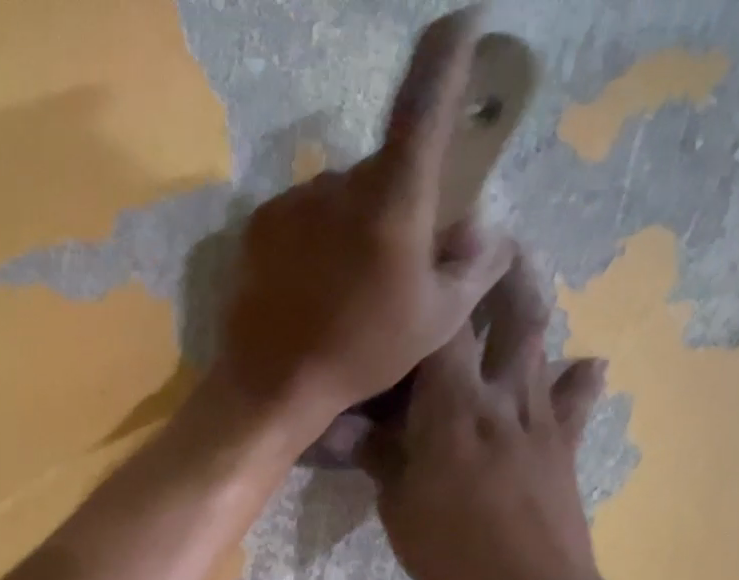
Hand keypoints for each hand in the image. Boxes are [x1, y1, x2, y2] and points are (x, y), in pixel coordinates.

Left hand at [211, 6, 512, 436]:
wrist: (270, 384)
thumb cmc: (362, 353)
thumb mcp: (440, 317)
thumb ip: (475, 262)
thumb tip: (482, 227)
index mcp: (393, 199)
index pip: (424, 103)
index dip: (447, 56)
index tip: (464, 21)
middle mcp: (337, 184)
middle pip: (381, 169)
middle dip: (396, 200)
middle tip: (396, 260)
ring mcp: (291, 203)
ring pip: (338, 195)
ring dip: (351, 221)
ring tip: (346, 283)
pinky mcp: (256, 226)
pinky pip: (300, 214)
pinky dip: (314, 235)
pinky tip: (309, 282)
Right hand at [360, 252, 608, 579]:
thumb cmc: (453, 548)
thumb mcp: (397, 504)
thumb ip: (377, 456)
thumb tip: (339, 424)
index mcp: (451, 407)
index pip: (442, 330)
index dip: (438, 284)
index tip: (431, 247)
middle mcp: (499, 398)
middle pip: (509, 320)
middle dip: (503, 274)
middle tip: (496, 238)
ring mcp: (539, 420)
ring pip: (540, 348)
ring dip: (532, 310)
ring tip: (525, 279)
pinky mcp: (563, 446)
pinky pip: (574, 402)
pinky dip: (580, 381)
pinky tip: (589, 365)